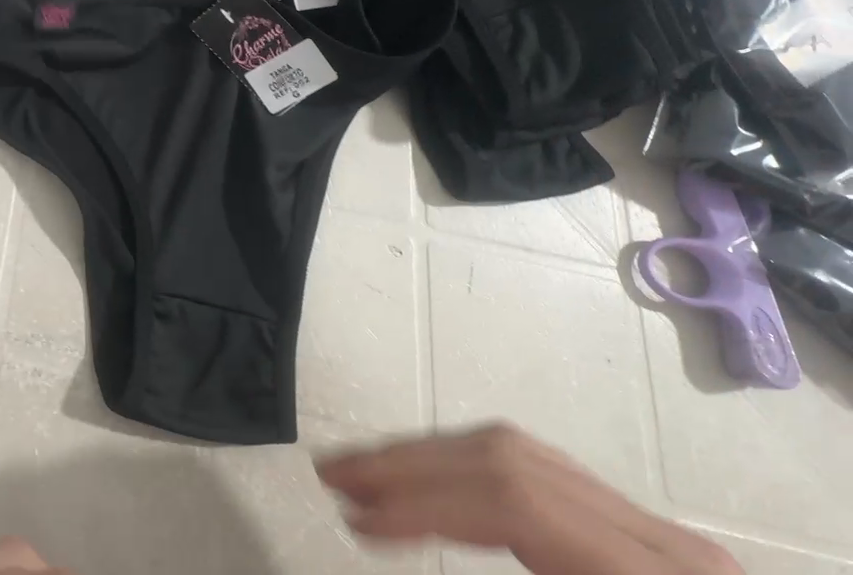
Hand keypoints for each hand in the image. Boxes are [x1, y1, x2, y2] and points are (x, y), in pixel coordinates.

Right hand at [316, 425, 741, 574]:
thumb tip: (372, 531)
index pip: (514, 501)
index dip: (421, 500)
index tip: (352, 518)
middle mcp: (664, 542)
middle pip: (506, 460)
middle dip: (404, 464)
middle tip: (330, 476)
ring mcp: (654, 530)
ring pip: (514, 451)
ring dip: (422, 456)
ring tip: (358, 473)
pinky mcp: (634, 531)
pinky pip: (532, 470)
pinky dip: (459, 466)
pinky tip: (419, 479)